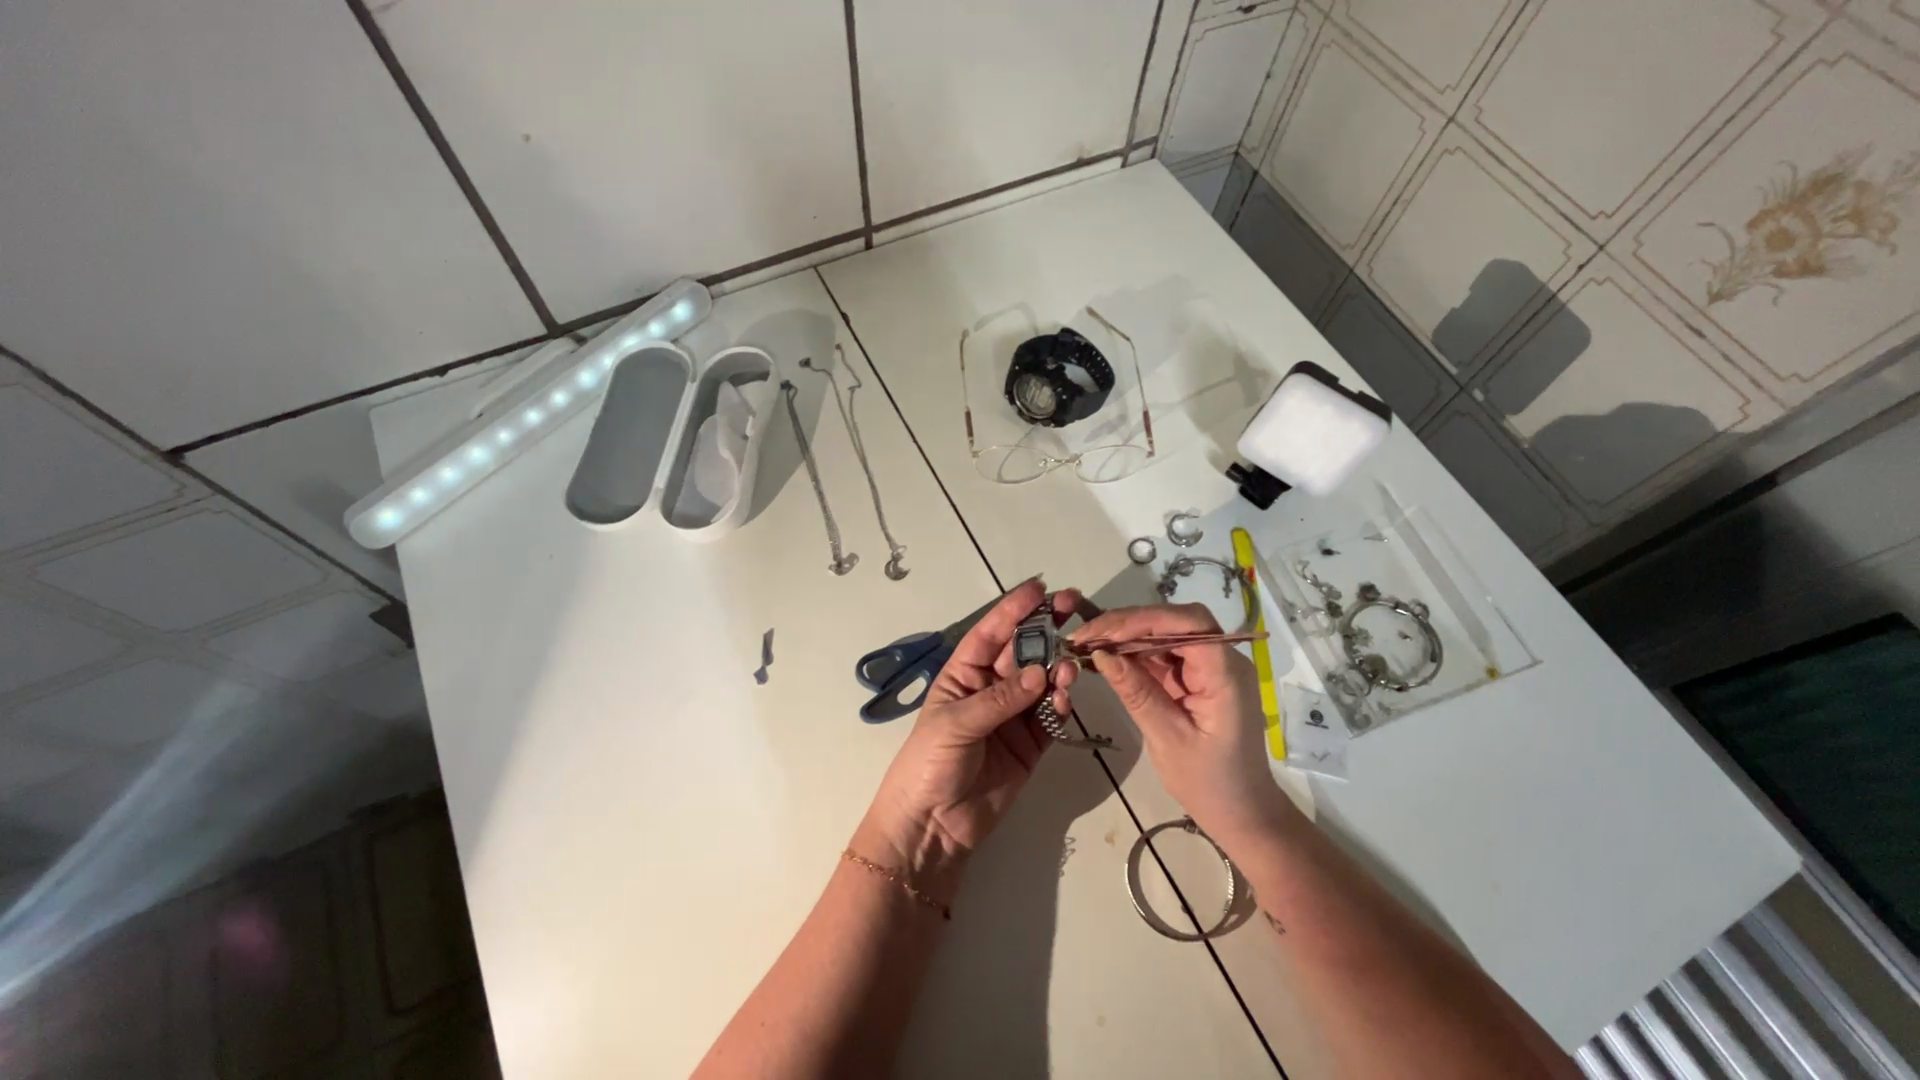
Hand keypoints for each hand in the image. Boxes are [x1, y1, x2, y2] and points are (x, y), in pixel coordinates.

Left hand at [854, 580, 1078, 898]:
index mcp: (962, 675)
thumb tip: (1039, 673)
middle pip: (1023, 651)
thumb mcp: (954, 725)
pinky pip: (1052, 715)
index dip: (1013, 609)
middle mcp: (990, 689)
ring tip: (1069, 667)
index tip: (1040, 587)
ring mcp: (1013, 716)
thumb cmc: (929, 764)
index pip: (991, 633)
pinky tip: (1065, 697)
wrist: (933, 826)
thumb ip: (999, 699)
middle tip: (1073, 607)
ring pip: (1042, 681)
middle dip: (1046, 629)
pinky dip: (1062, 703)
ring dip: (1057, 668)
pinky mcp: (1031, 744)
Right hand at [1071, 603, 1292, 845]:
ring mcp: (1210, 668)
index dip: (1144, 619)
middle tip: (1084, 637)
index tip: (1103, 633)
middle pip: (1175, 621)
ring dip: (1126, 636)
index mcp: (1225, 674)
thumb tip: (1101, 654)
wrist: (1242, 812)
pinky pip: (1164, 654)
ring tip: (1087, 644)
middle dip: (1128, 624)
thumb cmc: (1210, 784)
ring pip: (1166, 634)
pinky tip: (1106, 657)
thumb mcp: (1168, 740)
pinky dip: (1134, 653)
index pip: (1188, 623)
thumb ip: (1137, 693)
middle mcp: (1222, 660)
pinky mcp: (1197, 678)